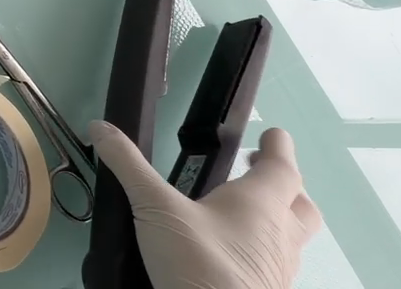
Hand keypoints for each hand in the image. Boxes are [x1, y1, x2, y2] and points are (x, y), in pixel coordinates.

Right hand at [88, 122, 321, 288]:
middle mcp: (279, 236)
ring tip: (245, 207)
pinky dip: (263, 243)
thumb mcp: (155, 206)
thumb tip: (100, 127)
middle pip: (300, 207)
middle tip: (262, 169)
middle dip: (286, 186)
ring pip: (292, 236)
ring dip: (278, 216)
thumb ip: (128, 165)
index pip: (282, 171)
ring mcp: (278, 269)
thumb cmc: (200, 261)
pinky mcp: (264, 288)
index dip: (279, 150)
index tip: (276, 134)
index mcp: (260, 206)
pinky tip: (233, 246)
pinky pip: (275, 258)